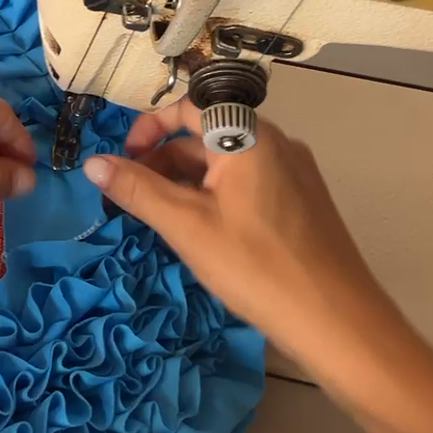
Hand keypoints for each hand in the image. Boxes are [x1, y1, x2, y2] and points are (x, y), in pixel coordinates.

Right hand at [80, 101, 402, 367]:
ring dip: (184, 181)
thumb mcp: (185, 226)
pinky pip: (245, 182)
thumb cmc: (256, 266)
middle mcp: (275, 143)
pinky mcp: (301, 202)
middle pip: (205, 134)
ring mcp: (293, 173)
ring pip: (224, 162)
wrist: (340, 325)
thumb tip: (91, 163)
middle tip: (134, 198)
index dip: (148, 128)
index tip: (124, 163)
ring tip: (161, 220)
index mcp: (248, 137)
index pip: (188, 107)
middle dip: (161, 160)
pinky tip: (202, 233)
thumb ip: (136, 189)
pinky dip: (213, 195)